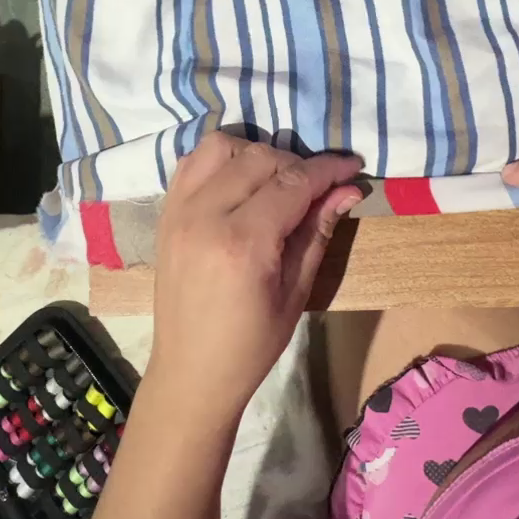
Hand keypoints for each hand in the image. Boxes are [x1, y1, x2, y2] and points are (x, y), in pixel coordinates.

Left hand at [149, 132, 363, 418]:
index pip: (293, 182)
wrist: (191, 371)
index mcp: (243, 243)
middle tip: (317, 186)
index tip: (352, 165)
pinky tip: (240, 180)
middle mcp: (206, 216)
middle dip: (297, 163)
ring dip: (256, 154)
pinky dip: (221, 159)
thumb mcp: (296, 291)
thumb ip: (318, 231)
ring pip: (223, 147)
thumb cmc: (251, 343)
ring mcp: (179, 211)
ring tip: (275, 180)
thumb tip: (348, 189)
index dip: (328, 169)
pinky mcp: (165, 212)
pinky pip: (192, 160)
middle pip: (260, 157)